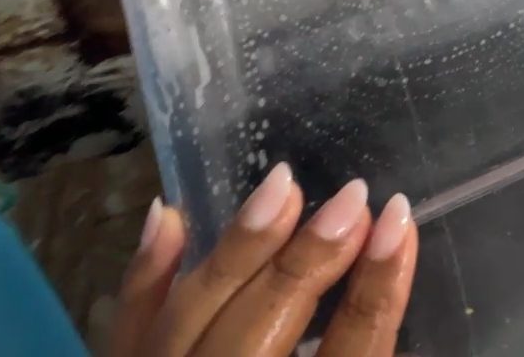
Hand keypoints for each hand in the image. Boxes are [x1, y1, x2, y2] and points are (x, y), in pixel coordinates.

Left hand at [111, 164, 418, 356]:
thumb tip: (387, 290)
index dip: (374, 295)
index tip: (399, 221)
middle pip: (260, 339)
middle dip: (307, 263)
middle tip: (354, 195)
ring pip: (188, 323)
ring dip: (237, 250)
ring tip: (284, 184)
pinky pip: (123, 335)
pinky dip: (143, 278)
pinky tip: (171, 215)